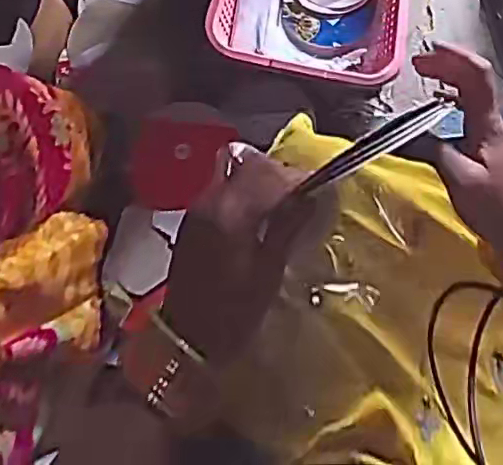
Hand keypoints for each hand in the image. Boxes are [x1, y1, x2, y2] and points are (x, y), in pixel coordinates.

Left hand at [160, 143, 313, 362]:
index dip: (297, 177)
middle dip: (277, 172)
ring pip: (235, 171)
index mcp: (233, 210)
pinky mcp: (194, 216)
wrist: (185, 339)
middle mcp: (213, 197)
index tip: (317, 187)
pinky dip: (243, 192)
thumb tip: (309, 198)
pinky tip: (256, 216)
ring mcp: (199, 204)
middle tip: (299, 194)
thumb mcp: (268, 272)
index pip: (270, 174)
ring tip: (278, 205)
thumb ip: (287, 227)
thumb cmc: (233, 312)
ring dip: (258, 180)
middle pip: (249, 163)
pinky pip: (223, 187)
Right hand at [418, 44, 502, 245]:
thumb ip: (433, 151)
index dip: (456, 57)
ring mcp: (485, 124)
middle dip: (446, 60)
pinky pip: (464, 99)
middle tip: (417, 62)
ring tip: (422, 70)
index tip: (431, 50)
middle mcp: (487, 116)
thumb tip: (402, 133)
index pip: (478, 76)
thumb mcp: (459, 178)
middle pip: (472, 74)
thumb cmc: (492, 204)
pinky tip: (432, 94)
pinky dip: (447, 88)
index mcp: (486, 122)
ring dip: (447, 71)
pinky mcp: (479, 134)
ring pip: (469, 84)